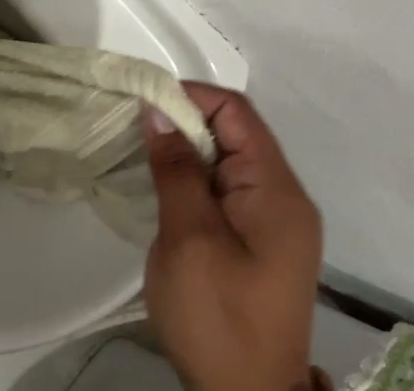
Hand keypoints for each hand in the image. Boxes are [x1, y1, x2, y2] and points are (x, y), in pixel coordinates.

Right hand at [141, 83, 323, 390]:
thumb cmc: (218, 317)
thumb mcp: (189, 239)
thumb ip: (176, 170)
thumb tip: (158, 111)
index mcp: (276, 192)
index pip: (236, 113)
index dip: (189, 96)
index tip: (140, 102)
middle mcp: (283, 197)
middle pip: (234, 132)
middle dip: (182, 120)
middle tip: (130, 127)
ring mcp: (273, 221)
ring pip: (227, 159)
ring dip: (184, 149)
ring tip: (138, 152)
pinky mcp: (258, 240)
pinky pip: (225, 187)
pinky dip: (192, 176)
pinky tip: (161, 185)